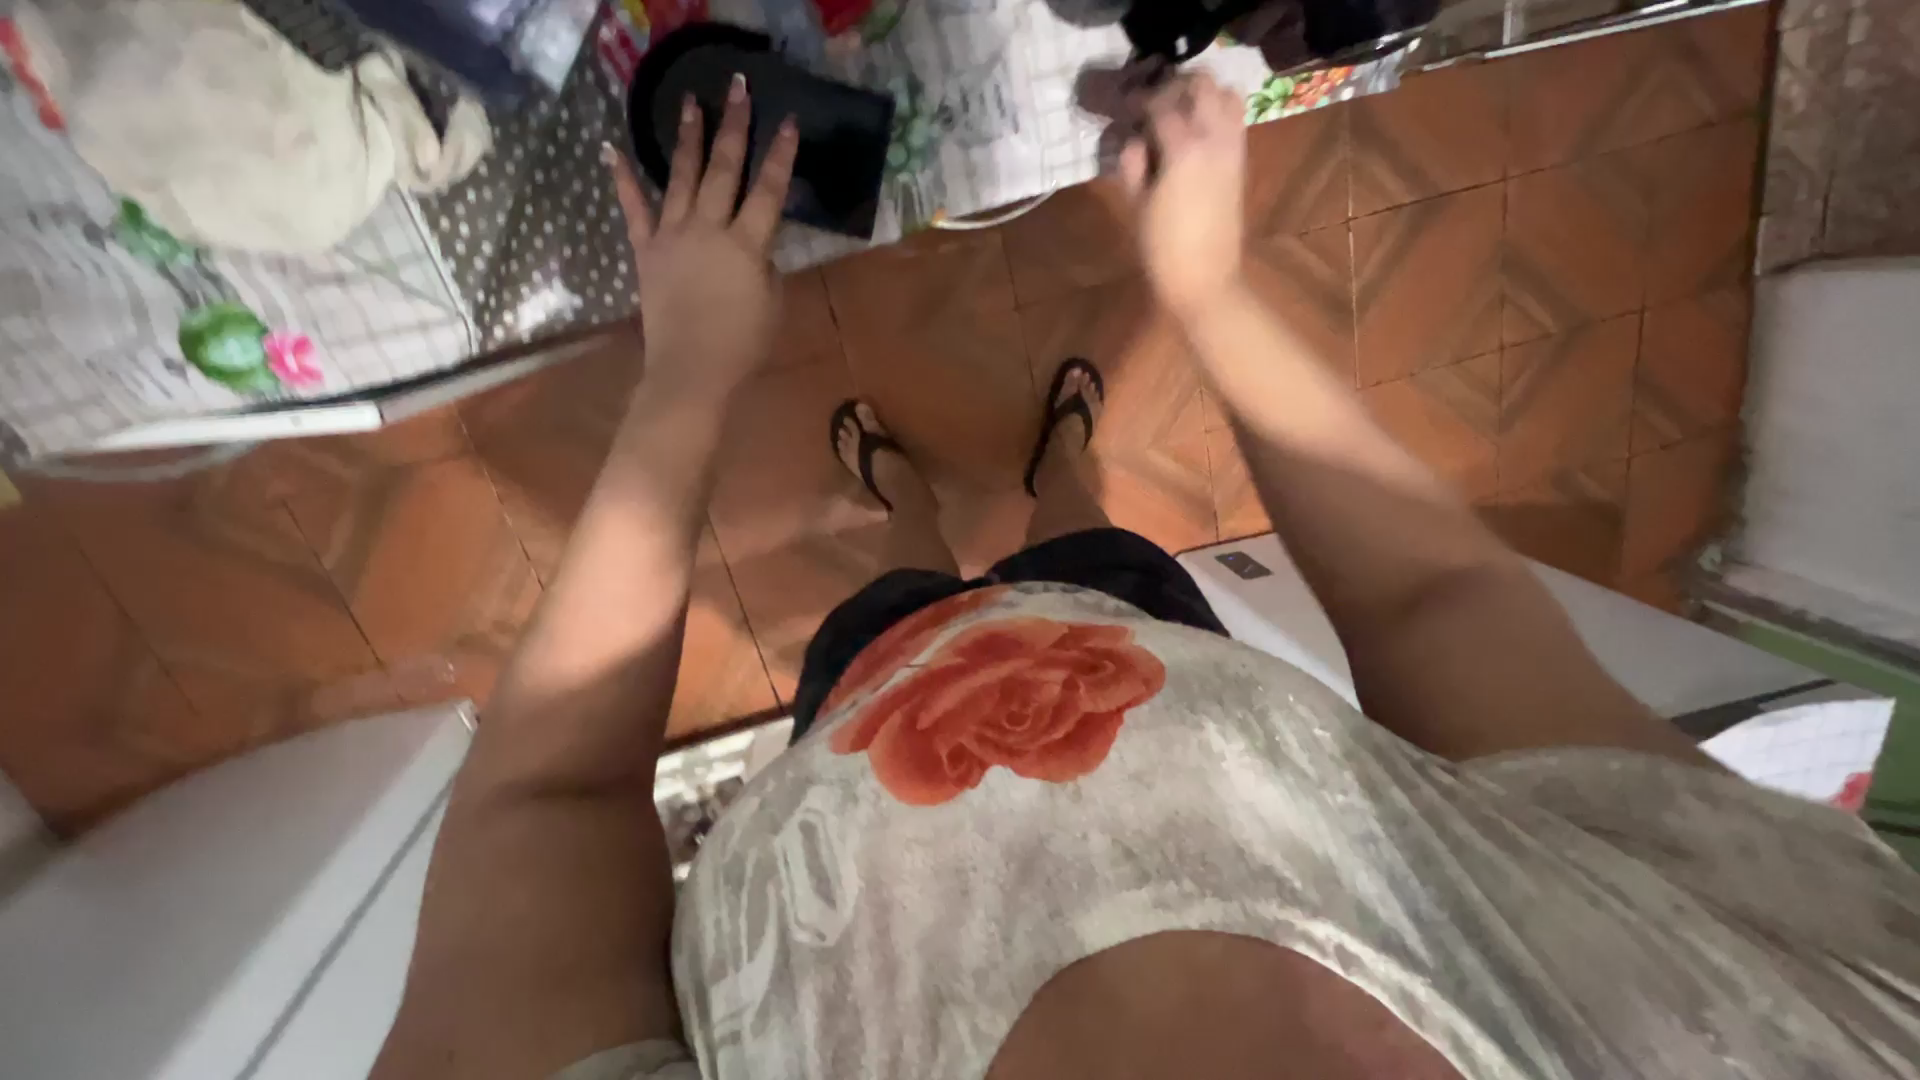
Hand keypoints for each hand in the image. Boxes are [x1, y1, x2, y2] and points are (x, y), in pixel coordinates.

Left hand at [605, 76, 797, 405]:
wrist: (692, 371)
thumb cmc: (743, 345)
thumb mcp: (773, 304)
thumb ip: (767, 266)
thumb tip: (757, 244)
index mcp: (747, 245)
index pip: (769, 191)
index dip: (780, 156)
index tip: (787, 121)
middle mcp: (709, 229)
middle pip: (723, 170)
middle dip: (733, 127)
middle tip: (737, 90)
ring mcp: (673, 236)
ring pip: (681, 178)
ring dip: (686, 139)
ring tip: (689, 103)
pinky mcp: (646, 251)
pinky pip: (634, 210)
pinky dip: (622, 179)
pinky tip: (611, 149)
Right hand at [1119, 74, 1248, 322]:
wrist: (1205, 278)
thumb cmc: (1162, 248)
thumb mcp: (1136, 205)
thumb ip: (1133, 163)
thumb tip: (1134, 139)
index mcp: (1183, 148)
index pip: (1160, 102)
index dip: (1139, 99)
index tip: (1124, 105)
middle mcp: (1214, 137)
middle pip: (1201, 84)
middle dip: (1175, 85)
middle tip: (1154, 102)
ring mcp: (1233, 147)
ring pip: (1226, 93)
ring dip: (1202, 95)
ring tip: (1179, 113)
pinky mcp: (1241, 160)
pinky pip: (1234, 119)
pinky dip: (1217, 113)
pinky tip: (1195, 133)